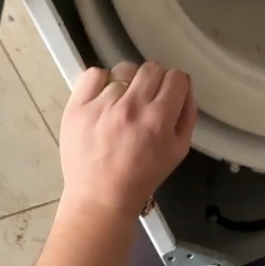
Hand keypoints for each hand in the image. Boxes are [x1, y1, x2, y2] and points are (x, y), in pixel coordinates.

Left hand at [59, 60, 196, 215]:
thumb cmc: (142, 177)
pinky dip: (101, 82)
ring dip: (128, 82)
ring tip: (122, 102)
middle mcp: (130, 107)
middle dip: (155, 81)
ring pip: (124, 69)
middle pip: (151, 68)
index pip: (176, 77)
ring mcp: (101, 105)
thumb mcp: (179, 150)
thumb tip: (184, 88)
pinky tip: (103, 100)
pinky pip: (94, 74)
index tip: (169, 95)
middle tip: (147, 99)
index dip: (176, 85)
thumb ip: (187, 115)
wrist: (101, 197)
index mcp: (158, 119)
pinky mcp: (77, 106)